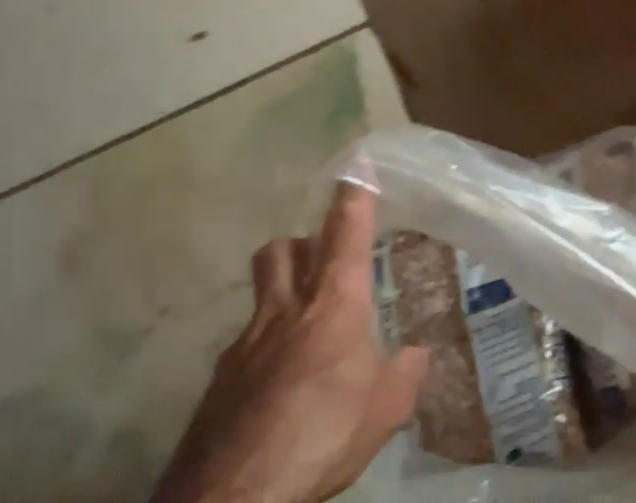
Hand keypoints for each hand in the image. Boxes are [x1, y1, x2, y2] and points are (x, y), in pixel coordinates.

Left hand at [151, 183, 429, 502]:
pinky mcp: (218, 382)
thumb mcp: (386, 409)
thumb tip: (416, 352)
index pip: (345, 234)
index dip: (353, 197)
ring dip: (284, 291)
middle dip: (302, 242)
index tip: (357, 165)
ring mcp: (243, 346)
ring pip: (261, 293)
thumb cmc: (322, 435)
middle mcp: (285, 312)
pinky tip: (285, 384)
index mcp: (334, 307)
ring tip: (310, 323)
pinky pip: (247, 344)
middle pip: (281, 250)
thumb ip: (406, 372)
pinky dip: (269, 347)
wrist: (231, 497)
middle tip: (327, 259)